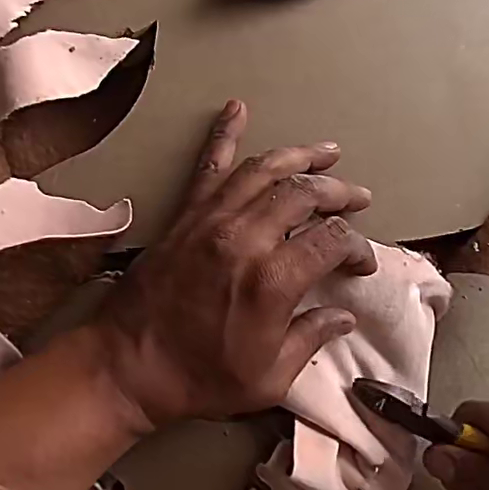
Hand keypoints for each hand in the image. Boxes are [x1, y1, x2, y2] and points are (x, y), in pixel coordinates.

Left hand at [89, 99, 377, 426]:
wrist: (128, 366)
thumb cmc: (198, 378)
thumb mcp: (269, 378)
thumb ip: (311, 339)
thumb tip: (341, 317)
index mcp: (272, 281)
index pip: (332, 242)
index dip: (356, 248)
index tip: (359, 262)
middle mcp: (244, 240)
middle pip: (305, 195)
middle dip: (339, 192)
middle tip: (357, 198)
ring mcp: (211, 222)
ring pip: (265, 170)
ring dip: (301, 156)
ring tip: (326, 151)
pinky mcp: (185, 217)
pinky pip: (209, 166)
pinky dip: (224, 134)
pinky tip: (237, 110)